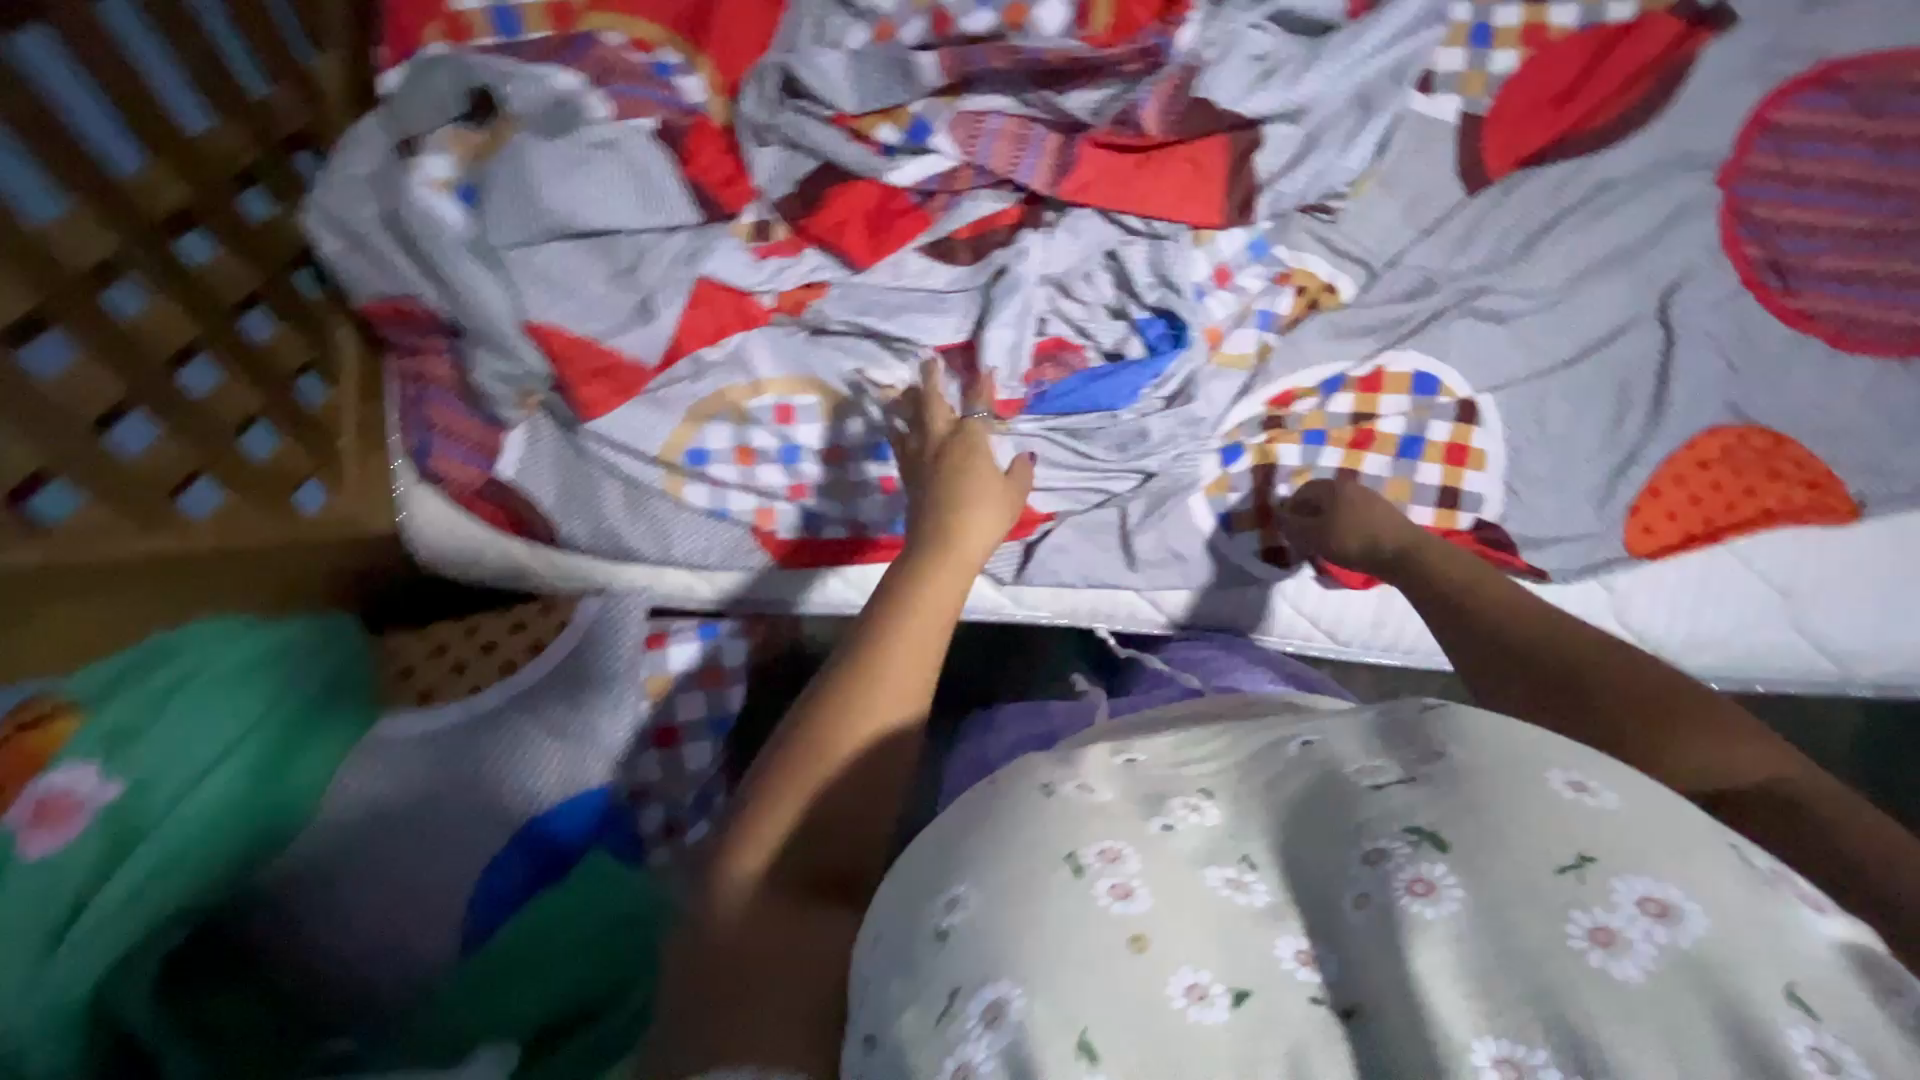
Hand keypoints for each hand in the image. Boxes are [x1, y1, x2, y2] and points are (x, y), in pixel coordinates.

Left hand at [889, 357, 1035, 572]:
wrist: (942, 546)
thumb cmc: (984, 518)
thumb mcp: (1014, 495)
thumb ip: (1020, 472)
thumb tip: (1026, 455)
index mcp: (970, 438)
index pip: (978, 402)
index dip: (982, 384)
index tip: (985, 368)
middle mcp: (941, 438)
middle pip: (933, 400)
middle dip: (932, 378)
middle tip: (929, 361)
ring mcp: (919, 455)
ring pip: (909, 418)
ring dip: (908, 400)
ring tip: (905, 389)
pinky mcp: (907, 473)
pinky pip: (899, 442)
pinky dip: (896, 429)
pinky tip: (894, 426)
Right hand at [1277, 477, 1433, 579]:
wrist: (1404, 553)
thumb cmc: (1352, 541)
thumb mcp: (1313, 535)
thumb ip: (1291, 525)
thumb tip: (1277, 514)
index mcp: (1332, 487)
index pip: (1302, 491)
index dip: (1290, 509)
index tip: (1287, 529)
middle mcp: (1351, 487)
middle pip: (1321, 499)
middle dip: (1308, 517)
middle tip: (1303, 538)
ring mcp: (1370, 499)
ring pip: (1337, 509)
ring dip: (1326, 524)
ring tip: (1323, 544)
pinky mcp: (1384, 514)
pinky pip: (1353, 517)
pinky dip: (1343, 528)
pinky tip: (1346, 545)